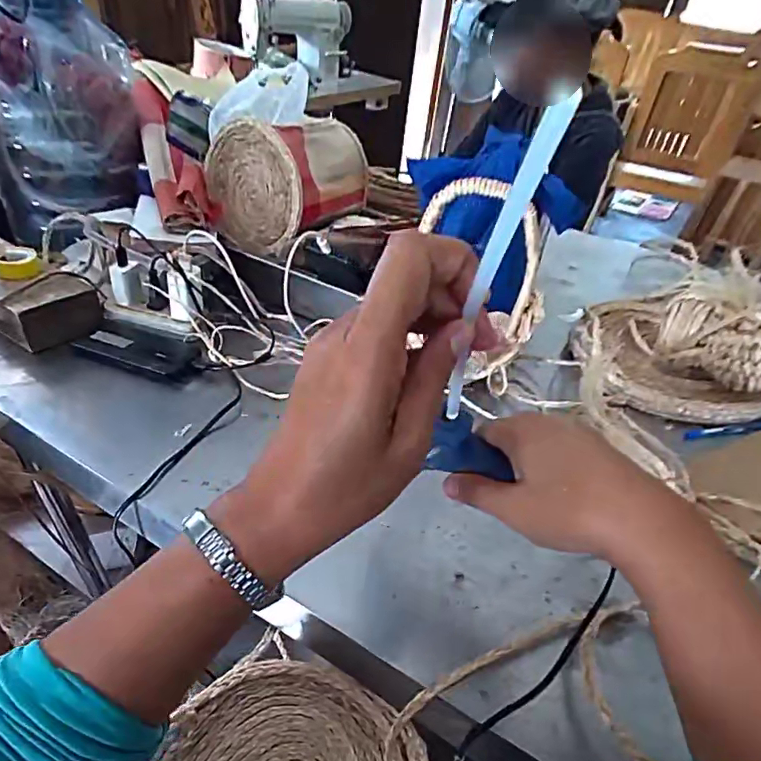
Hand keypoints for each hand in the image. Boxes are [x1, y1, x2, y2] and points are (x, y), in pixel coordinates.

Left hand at [209, 230, 501, 581]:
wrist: (279, 507)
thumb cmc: (346, 489)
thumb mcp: (409, 443)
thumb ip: (435, 375)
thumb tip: (461, 328)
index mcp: (367, 348)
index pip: (409, 254)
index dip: (454, 262)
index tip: (479, 312)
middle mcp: (343, 331)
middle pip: (404, 273)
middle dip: (453, 296)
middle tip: (481, 348)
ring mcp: (329, 341)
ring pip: (391, 300)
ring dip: (432, 319)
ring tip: (455, 367)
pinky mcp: (324, 357)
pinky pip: (374, 327)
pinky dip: (407, 337)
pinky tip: (420, 378)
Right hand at [442, 413, 686, 558]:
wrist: (639, 519)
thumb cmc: (567, 511)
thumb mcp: (512, 508)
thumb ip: (476, 492)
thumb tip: (447, 481)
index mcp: (522, 429)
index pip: (481, 433)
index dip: (471, 458)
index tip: (473, 488)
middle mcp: (549, 422)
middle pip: (510, 437)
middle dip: (499, 464)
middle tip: (505, 501)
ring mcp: (579, 432)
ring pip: (537, 447)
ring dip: (526, 470)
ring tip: (535, 504)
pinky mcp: (600, 449)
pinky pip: (562, 453)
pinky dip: (553, 471)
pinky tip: (564, 500)